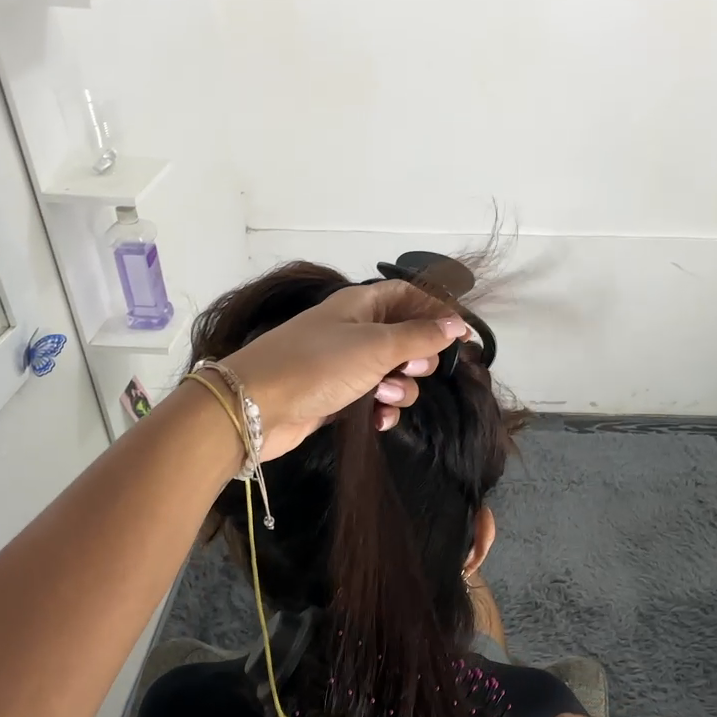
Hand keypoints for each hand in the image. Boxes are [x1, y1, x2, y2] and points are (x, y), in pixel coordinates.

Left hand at [217, 280, 468, 458]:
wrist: (254, 407)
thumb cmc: (316, 366)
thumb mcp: (375, 347)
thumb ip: (419, 337)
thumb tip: (456, 324)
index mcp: (359, 306)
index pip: (407, 295)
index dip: (436, 310)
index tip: (462, 336)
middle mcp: (352, 331)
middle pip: (404, 337)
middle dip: (417, 357)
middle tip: (414, 369)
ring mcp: (342, 366)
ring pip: (391, 374)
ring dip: (400, 389)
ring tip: (384, 398)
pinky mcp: (335, 398)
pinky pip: (372, 400)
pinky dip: (381, 410)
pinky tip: (378, 421)